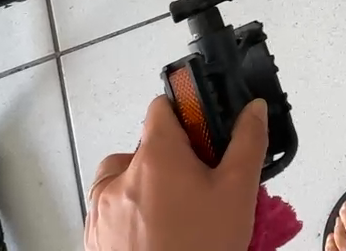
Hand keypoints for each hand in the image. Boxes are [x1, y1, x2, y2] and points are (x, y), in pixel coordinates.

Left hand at [85, 96, 268, 250]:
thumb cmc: (201, 247)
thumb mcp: (239, 190)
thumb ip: (248, 141)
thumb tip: (253, 109)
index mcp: (154, 156)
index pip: (161, 108)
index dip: (188, 111)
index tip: (207, 130)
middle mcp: (118, 180)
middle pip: (142, 146)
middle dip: (170, 155)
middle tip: (199, 180)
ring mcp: (99, 215)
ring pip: (121, 180)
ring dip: (143, 184)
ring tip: (176, 209)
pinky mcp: (93, 245)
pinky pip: (109, 213)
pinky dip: (129, 215)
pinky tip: (158, 234)